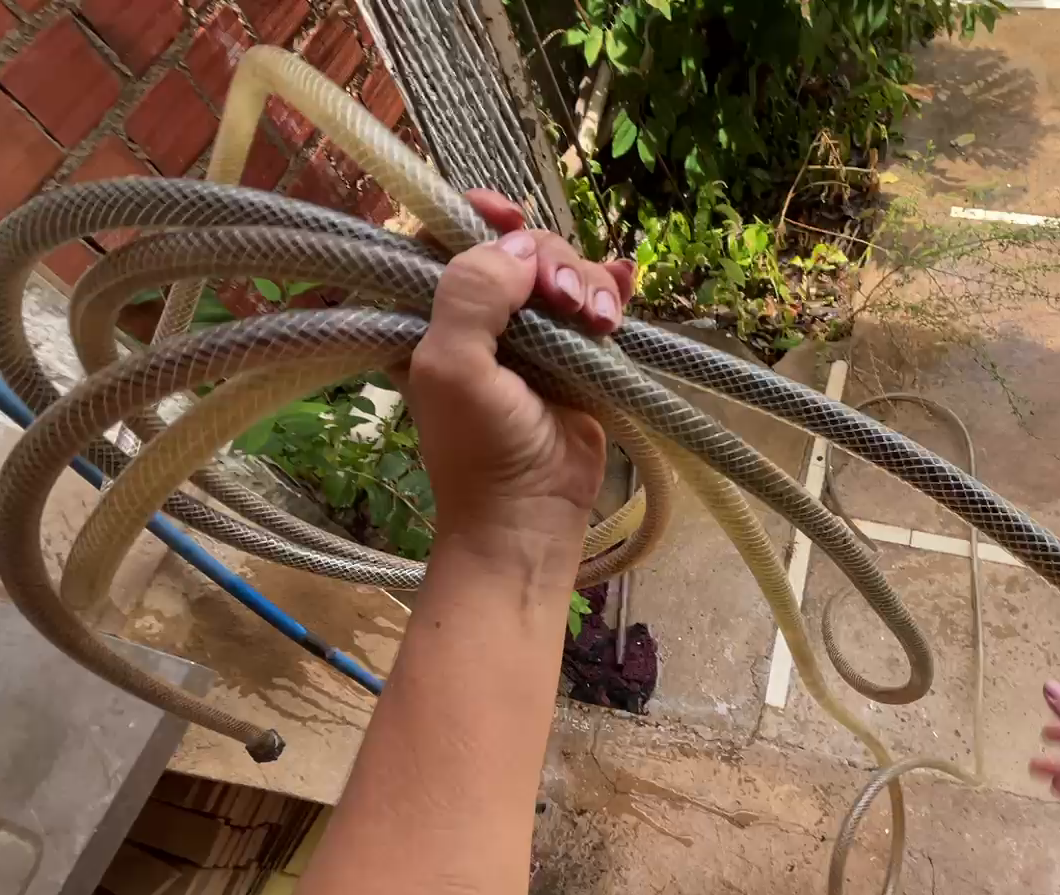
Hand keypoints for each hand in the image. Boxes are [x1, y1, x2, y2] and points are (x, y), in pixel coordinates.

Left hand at [399, 191, 635, 553]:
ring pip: (565, 276)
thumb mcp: (453, 367)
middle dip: (551, 262)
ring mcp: (536, 338)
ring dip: (589, 284)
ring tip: (602, 322)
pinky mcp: (578, 358)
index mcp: (435, 315)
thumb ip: (472, 293)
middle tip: (567, 301)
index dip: (478, 217)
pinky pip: (596, 307)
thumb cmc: (480, 448)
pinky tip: (623, 292)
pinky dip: (612, 293)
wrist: (530, 513)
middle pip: (521, 251)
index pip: (446, 240)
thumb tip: (523, 243)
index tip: (509, 216)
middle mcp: (485, 319)